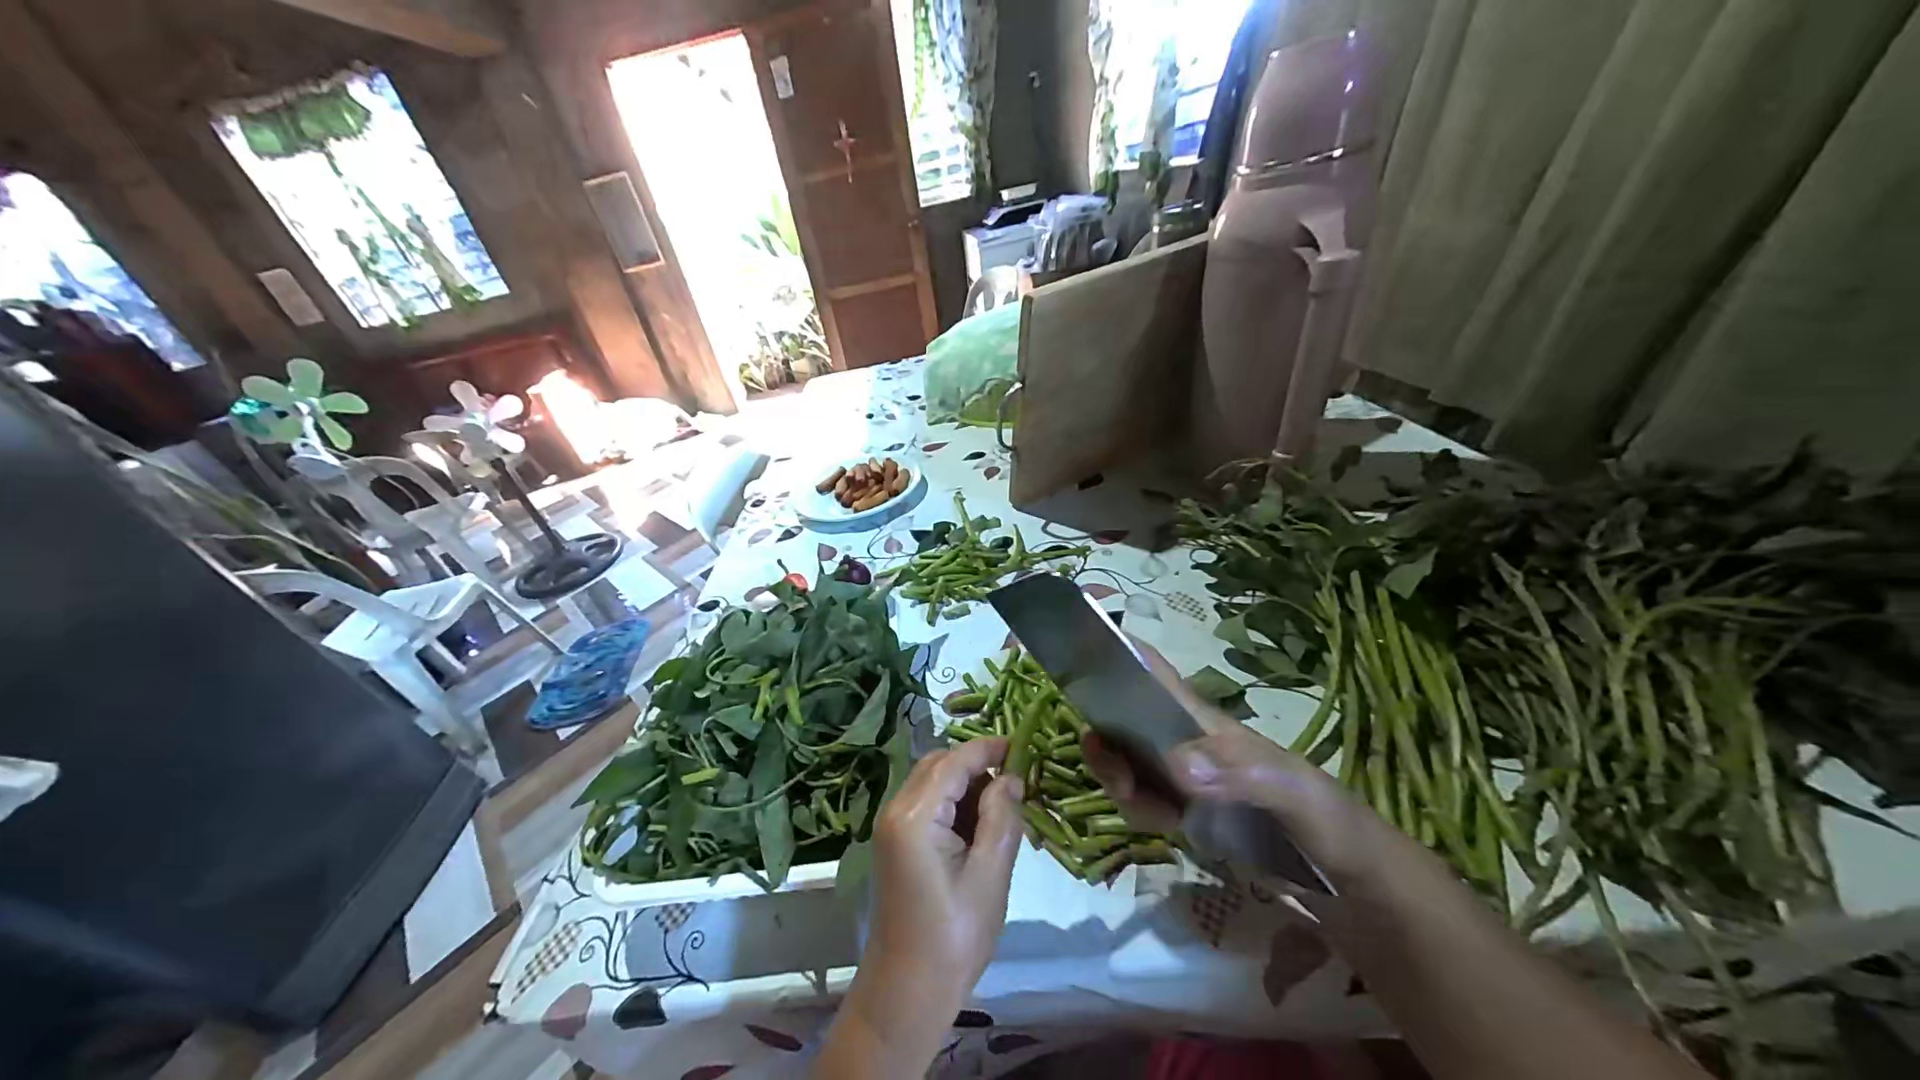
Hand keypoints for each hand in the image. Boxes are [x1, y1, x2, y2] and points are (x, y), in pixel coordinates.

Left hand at [815, 738, 1023, 1079]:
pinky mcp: (896, 843)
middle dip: (977, 765)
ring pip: (932, 782)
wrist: (908, 990)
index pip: (954, 761)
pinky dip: (954, 803)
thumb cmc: (954, 936)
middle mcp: (895, 810)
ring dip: (966, 784)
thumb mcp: (990, 874)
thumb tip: (1012, 777)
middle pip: (938, 765)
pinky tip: (982, 825)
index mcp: (914, 815)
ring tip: (1005, 806)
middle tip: (1018, 781)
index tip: (1024, 745)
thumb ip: (1002, 817)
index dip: (988, 748)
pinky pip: (927, 804)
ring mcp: (892, 827)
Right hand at [1081, 639, 1386, 887]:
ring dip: (1119, 783)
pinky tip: (1168, 832)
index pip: (1154, 675)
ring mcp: (1180, 777)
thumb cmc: (1327, 819)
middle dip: (1104, 740)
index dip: (1118, 652)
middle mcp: (1184, 740)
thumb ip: (1240, 775)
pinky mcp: (1181, 811)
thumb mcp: (1293, 794)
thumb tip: (1176, 765)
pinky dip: (1138, 814)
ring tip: (1151, 811)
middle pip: (1123, 721)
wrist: (1348, 877)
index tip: (1077, 648)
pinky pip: (1138, 802)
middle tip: (1117, 774)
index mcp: (1206, 721)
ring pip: (1124, 764)